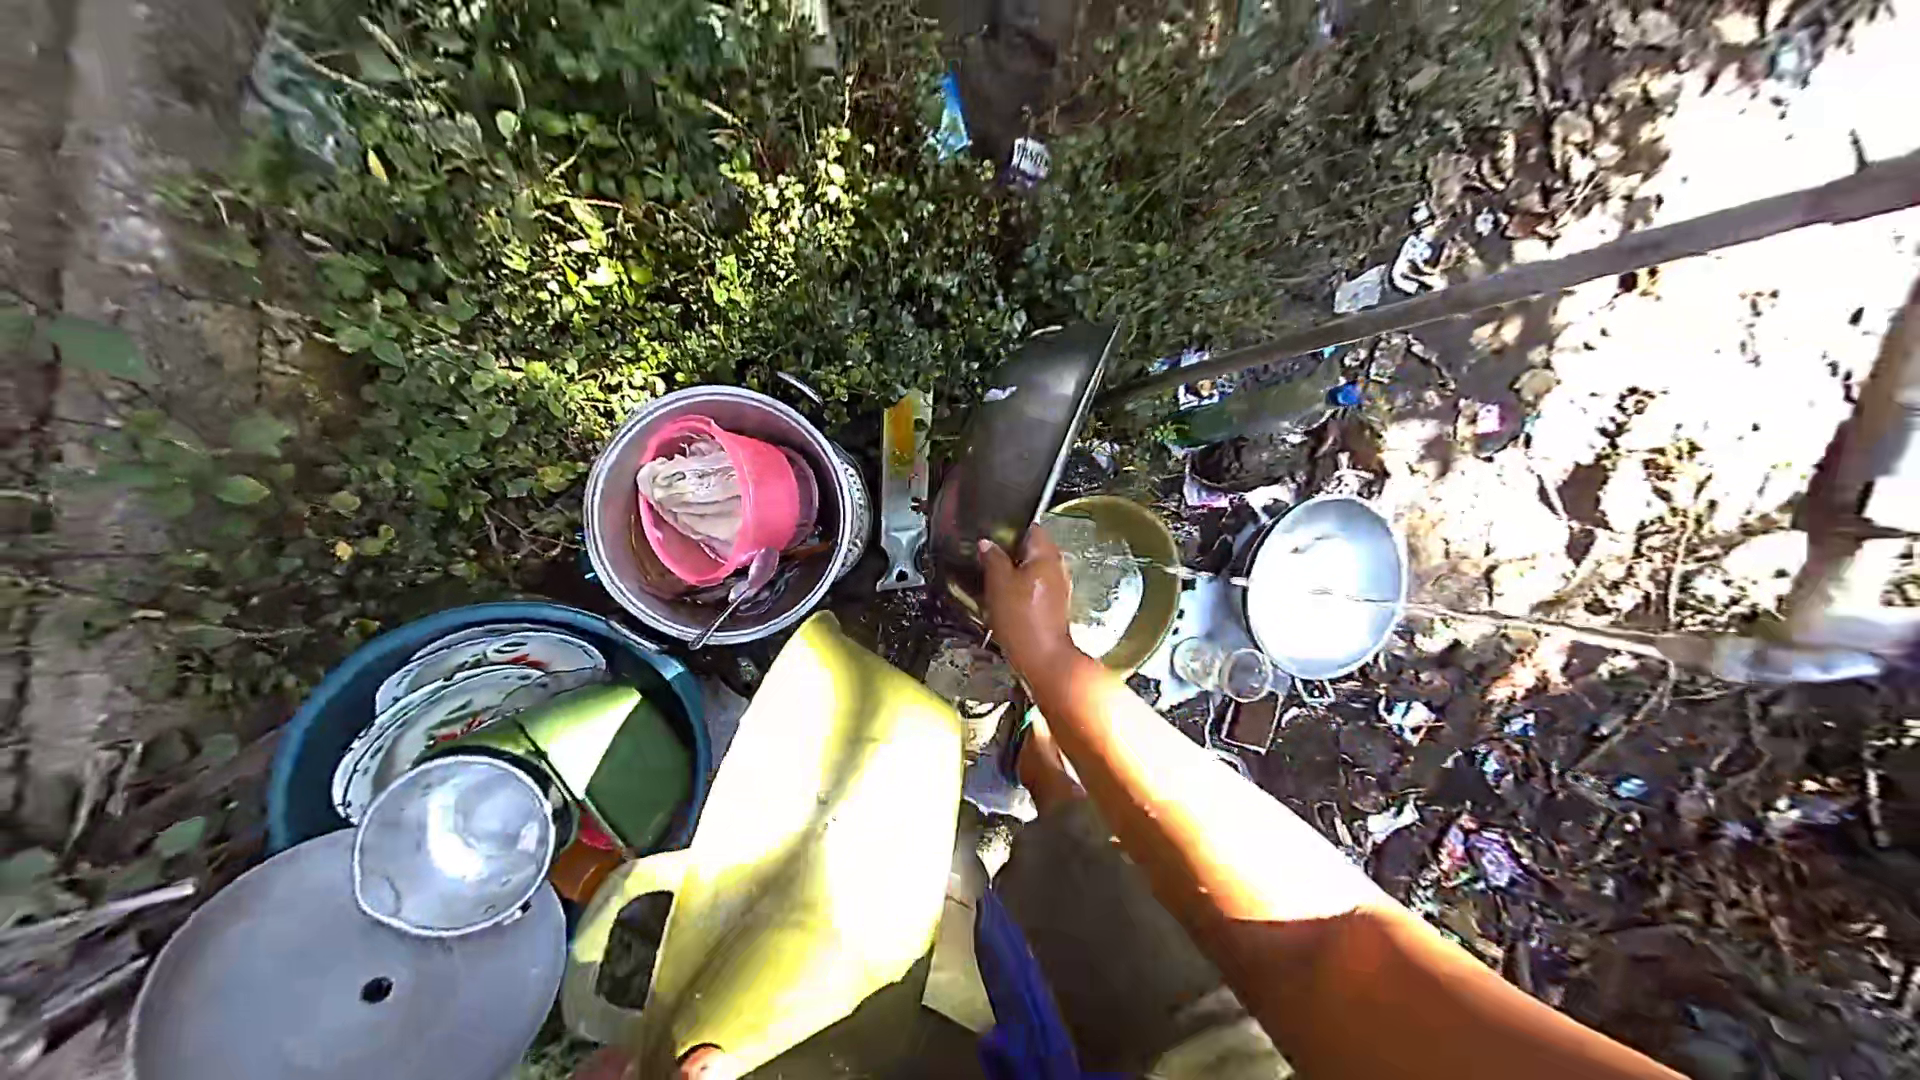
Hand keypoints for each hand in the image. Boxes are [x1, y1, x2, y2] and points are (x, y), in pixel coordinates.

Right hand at [977, 526, 1077, 672]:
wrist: (1042, 658)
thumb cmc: (1022, 618)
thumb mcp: (998, 583)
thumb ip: (992, 558)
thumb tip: (986, 544)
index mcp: (1047, 554)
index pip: (1031, 527)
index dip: (1009, 529)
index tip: (992, 536)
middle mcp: (1057, 567)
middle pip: (1031, 549)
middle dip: (1009, 553)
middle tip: (987, 560)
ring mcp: (1058, 587)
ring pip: (1032, 570)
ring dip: (1013, 573)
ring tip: (993, 581)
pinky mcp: (1053, 605)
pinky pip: (1034, 588)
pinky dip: (1020, 589)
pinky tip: (1005, 600)